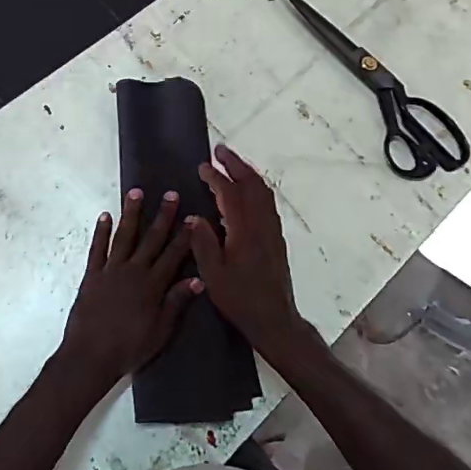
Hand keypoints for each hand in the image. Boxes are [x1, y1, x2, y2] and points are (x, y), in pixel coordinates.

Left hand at [59, 189, 197, 387]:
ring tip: (136, 193)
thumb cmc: (129, 348)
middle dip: (163, 216)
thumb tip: (197, 280)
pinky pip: (97, 248)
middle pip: (151, 239)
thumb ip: (176, 303)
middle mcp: (133, 271)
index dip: (184, 236)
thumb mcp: (160, 331)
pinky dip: (101, 231)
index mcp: (152, 285)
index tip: (193, 217)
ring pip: (124, 236)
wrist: (90, 355)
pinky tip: (104, 216)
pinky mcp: (92, 275)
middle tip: (171, 194)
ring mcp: (110, 270)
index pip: (173, 255)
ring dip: (131, 214)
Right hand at [187, 145, 306, 355]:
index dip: (216, 177)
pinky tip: (245, 190)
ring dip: (247, 173)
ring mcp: (272, 230)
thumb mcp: (213, 275)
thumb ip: (203, 243)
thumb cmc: (241, 300)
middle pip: (252, 184)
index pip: (230, 194)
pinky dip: (255, 187)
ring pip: (263, 192)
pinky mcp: (276, 238)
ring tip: (231, 163)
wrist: (275, 319)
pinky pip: (267, 202)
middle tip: (219, 150)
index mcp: (245, 231)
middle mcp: (262, 225)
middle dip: (236, 164)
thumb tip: (194, 217)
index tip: (202, 167)